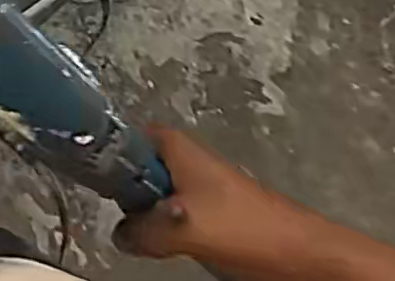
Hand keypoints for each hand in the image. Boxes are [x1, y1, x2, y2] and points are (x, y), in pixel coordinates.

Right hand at [116, 127, 394, 280]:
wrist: (308, 260)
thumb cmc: (243, 228)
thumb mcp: (182, 227)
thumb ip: (141, 228)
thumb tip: (116, 234)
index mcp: (169, 142)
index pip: (119, 135)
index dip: (101, 153)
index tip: (86, 175)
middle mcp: (179, 154)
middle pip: (133, 165)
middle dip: (122, 188)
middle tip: (111, 210)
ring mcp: (195, 182)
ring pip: (152, 191)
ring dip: (141, 210)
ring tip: (132, 229)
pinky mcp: (209, 210)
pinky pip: (169, 211)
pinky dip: (160, 225)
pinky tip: (158, 242)